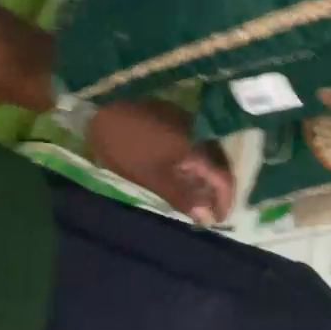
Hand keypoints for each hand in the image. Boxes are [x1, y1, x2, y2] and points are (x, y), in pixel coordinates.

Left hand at [86, 98, 233, 225]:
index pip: (224, 180)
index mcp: (200, 152)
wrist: (105, 109)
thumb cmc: (128, 146)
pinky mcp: (180, 123)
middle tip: (207, 212)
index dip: (224, 201)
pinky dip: (193, 167)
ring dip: (204, 180)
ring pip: (208, 159)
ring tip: (194, 198)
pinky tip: (181, 176)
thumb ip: (181, 197)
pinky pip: (196, 150)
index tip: (218, 221)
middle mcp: (203, 138)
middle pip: (220, 168)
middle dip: (216, 192)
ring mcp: (192, 128)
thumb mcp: (152, 177)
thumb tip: (205, 216)